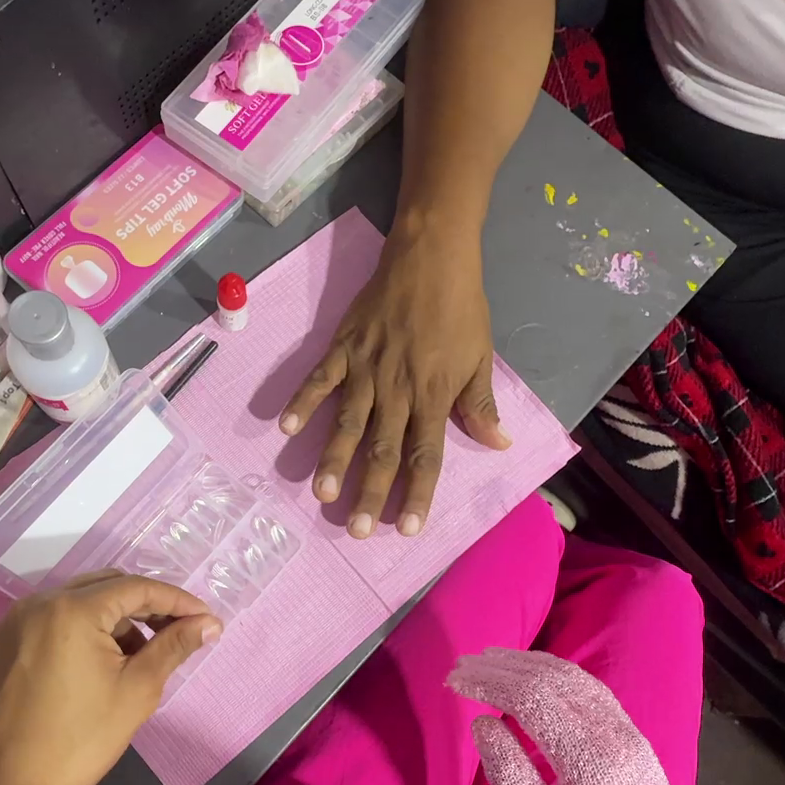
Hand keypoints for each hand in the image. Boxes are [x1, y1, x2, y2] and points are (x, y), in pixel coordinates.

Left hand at [0, 572, 221, 784]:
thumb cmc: (83, 740)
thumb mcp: (138, 688)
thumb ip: (175, 645)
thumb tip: (210, 623)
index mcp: (72, 610)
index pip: (137, 587)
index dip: (176, 599)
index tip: (206, 618)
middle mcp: (39, 602)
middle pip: (108, 585)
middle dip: (148, 605)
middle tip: (180, 630)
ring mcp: (17, 620)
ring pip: (81, 600)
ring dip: (118, 617)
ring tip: (144, 652)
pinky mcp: (6, 641)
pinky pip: (57, 618)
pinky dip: (87, 628)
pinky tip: (106, 659)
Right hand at [280, 224, 511, 538]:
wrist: (431, 255)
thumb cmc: (460, 309)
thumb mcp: (481, 357)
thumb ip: (480, 404)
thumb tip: (498, 444)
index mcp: (433, 396)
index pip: (424, 455)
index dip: (417, 494)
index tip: (407, 529)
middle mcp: (398, 390)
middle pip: (383, 450)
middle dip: (370, 492)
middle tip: (356, 528)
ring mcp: (366, 369)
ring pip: (349, 422)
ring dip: (334, 459)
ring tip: (321, 492)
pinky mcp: (342, 348)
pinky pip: (319, 379)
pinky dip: (303, 402)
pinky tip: (286, 427)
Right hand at [448, 648, 734, 784]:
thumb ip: (508, 775)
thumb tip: (482, 722)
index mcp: (590, 757)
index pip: (530, 697)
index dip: (488, 683)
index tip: (453, 680)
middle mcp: (614, 733)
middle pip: (551, 678)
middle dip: (502, 666)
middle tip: (461, 664)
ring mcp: (629, 733)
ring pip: (574, 677)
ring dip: (529, 663)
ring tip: (490, 660)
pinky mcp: (635, 740)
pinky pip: (591, 690)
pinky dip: (555, 674)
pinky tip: (536, 676)